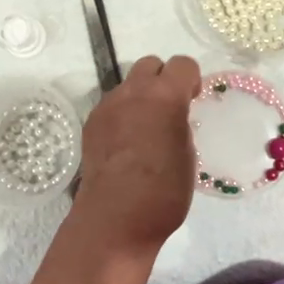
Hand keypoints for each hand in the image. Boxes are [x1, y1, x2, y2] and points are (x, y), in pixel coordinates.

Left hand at [69, 55, 201, 258]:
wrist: (116, 219)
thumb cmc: (164, 192)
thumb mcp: (188, 155)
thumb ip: (180, 126)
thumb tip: (173, 120)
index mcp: (164, 97)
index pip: (182, 64)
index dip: (191, 79)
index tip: (192, 100)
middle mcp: (132, 93)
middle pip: (150, 65)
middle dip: (162, 80)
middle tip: (169, 110)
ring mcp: (106, 107)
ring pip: (127, 86)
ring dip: (140, 99)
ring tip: (145, 131)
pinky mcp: (90, 125)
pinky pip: (111, 108)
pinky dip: (122, 117)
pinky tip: (126, 146)